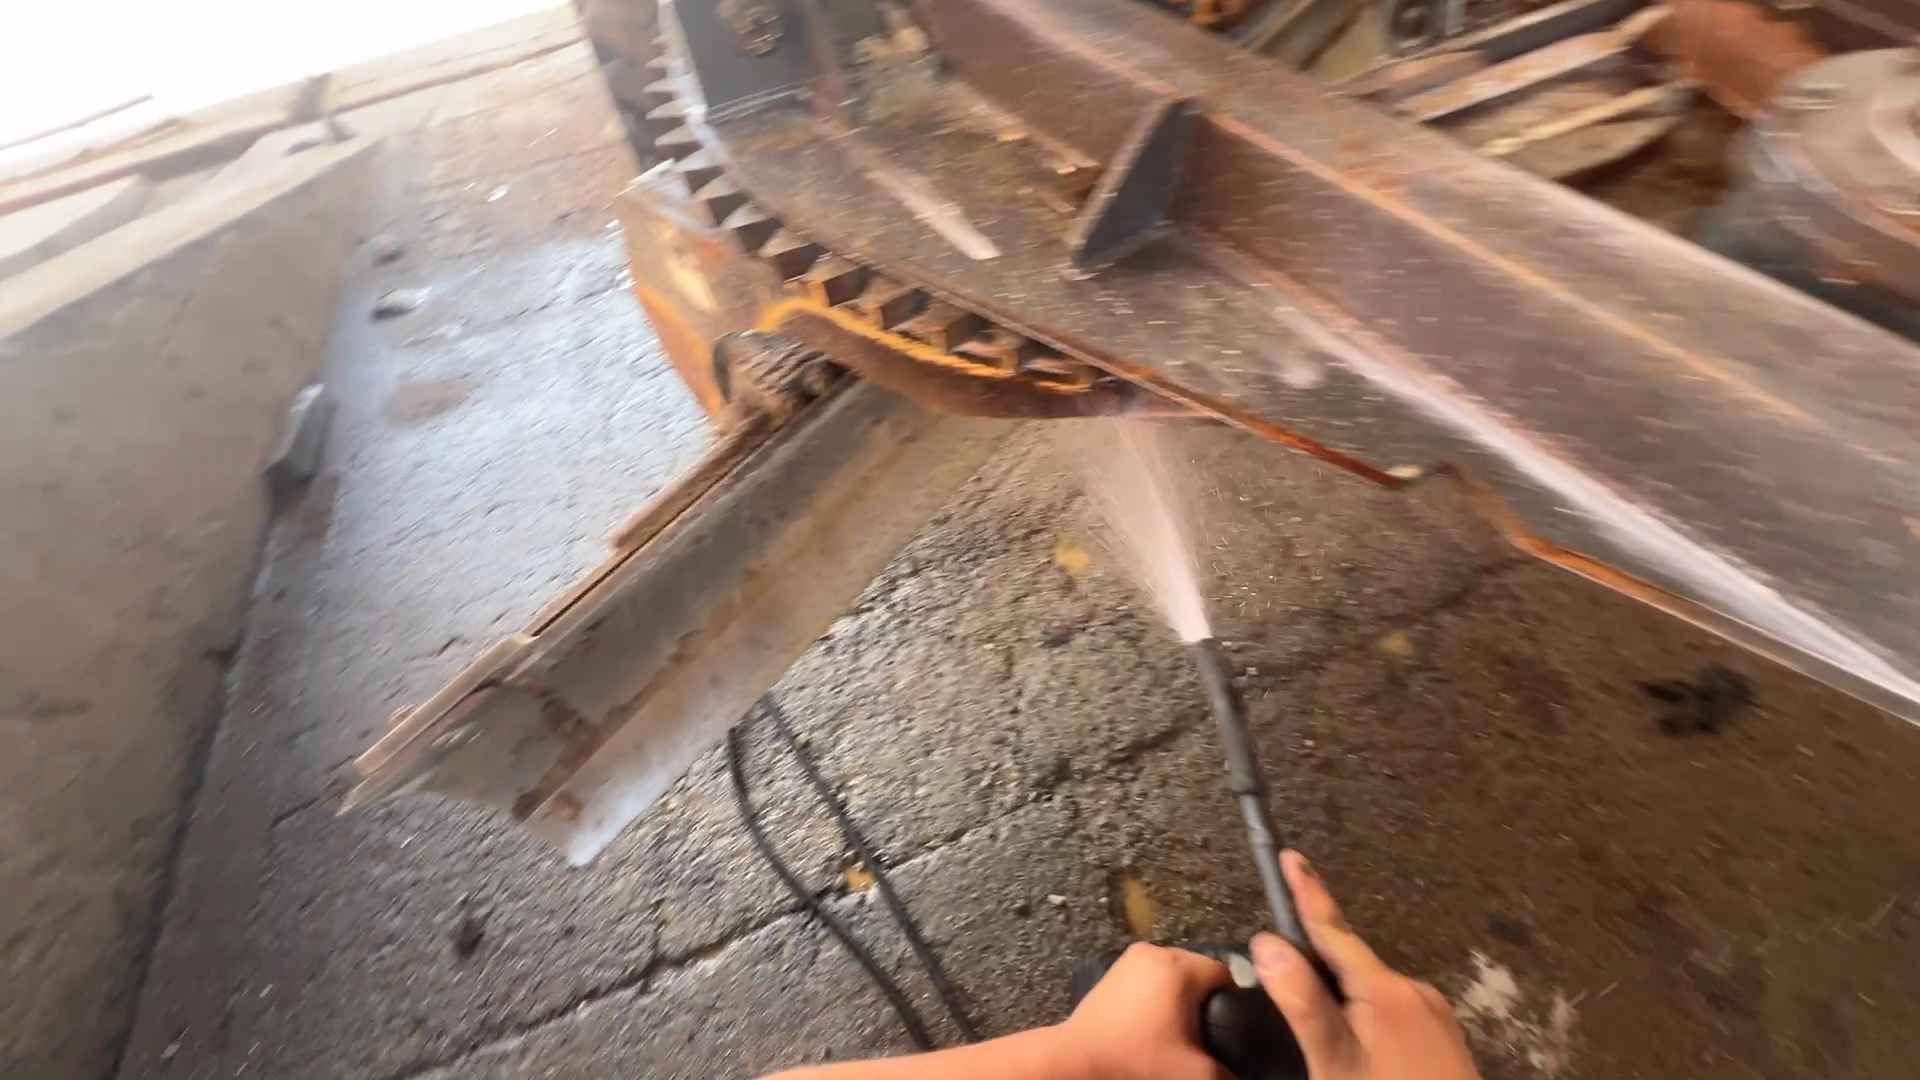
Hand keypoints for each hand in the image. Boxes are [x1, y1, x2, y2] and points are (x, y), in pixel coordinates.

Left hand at [1055, 942, 1232, 1079]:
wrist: (1078, 1064)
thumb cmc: (1140, 1064)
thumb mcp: (1198, 1076)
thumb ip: (1231, 1073)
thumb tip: (1242, 1072)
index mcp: (1176, 965)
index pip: (1224, 973)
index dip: (1237, 1004)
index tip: (1238, 1032)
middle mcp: (1153, 952)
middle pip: (1197, 973)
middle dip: (1208, 1005)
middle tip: (1214, 1040)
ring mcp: (1129, 961)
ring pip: (1172, 977)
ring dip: (1182, 1004)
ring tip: (1186, 1038)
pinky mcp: (1113, 975)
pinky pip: (1150, 982)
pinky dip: (1160, 1002)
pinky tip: (1160, 1030)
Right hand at [1251, 852, 1479, 1079]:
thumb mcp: (1335, 1062)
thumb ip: (1301, 1001)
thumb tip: (1265, 941)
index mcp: (1387, 990)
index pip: (1333, 928)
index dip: (1307, 890)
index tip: (1290, 855)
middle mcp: (1416, 992)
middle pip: (1349, 965)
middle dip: (1319, 973)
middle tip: (1299, 1015)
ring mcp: (1436, 1017)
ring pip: (1369, 992)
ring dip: (1345, 1005)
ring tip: (1335, 1052)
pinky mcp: (1446, 1042)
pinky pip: (1392, 1013)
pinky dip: (1368, 1022)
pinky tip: (1365, 1058)